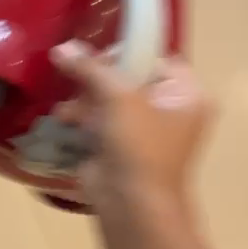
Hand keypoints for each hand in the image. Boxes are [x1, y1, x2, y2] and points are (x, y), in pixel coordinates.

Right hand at [49, 40, 213, 216]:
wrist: (130, 202)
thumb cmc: (138, 147)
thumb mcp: (117, 99)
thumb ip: (90, 68)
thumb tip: (61, 46)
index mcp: (185, 95)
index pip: (154, 57)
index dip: (125, 54)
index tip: (97, 60)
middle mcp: (167, 107)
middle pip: (124, 74)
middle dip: (94, 80)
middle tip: (78, 84)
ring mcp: (142, 125)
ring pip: (104, 94)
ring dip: (82, 99)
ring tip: (70, 112)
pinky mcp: (118, 139)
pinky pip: (95, 114)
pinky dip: (80, 115)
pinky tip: (67, 121)